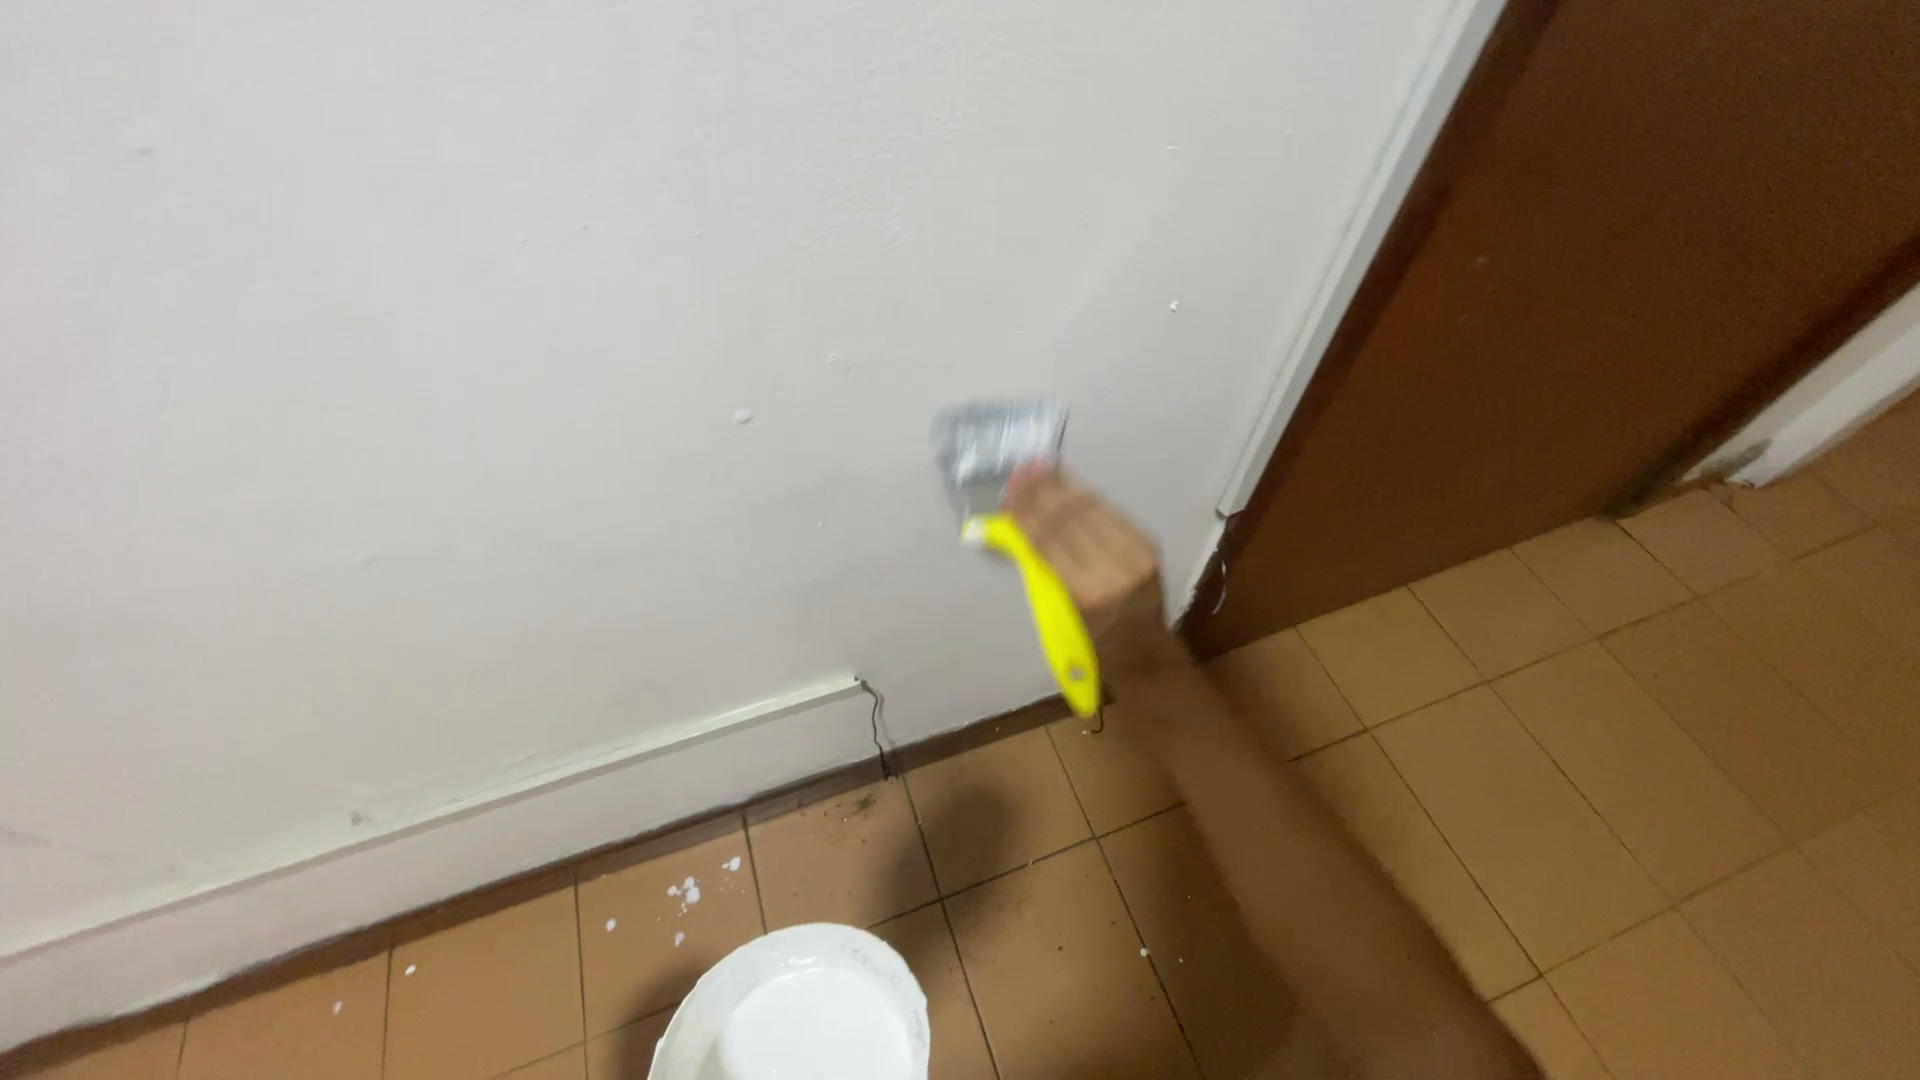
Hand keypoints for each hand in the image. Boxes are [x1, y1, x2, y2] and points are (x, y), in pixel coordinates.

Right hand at [1004, 464, 1189, 679]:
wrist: (1146, 655)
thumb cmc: (1093, 645)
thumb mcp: (1062, 615)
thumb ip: (1045, 571)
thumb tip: (1021, 528)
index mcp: (1089, 594)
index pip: (1051, 543)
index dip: (1028, 514)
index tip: (1009, 493)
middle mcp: (1117, 569)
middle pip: (1072, 520)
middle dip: (1043, 493)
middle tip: (1020, 471)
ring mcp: (1138, 554)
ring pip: (1093, 510)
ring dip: (1063, 486)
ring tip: (1039, 467)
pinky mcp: (1149, 545)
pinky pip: (1111, 513)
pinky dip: (1086, 496)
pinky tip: (1068, 482)